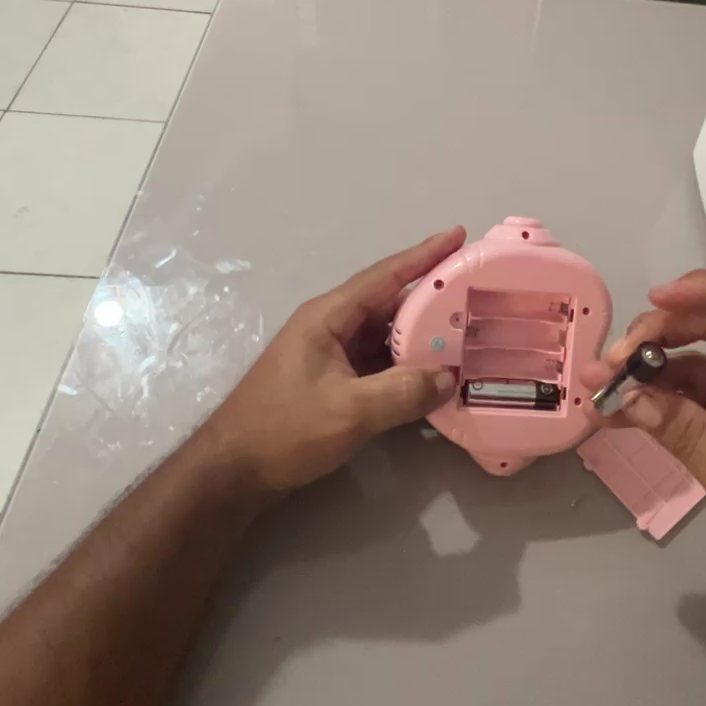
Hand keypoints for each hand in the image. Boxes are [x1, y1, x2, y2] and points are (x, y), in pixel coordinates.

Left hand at [199, 228, 464, 495]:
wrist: (233, 471)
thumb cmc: (283, 429)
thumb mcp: (349, 411)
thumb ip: (402, 392)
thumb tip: (449, 378)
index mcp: (329, 316)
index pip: (385, 276)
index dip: (423, 254)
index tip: (457, 234)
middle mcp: (330, 326)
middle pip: (389, 302)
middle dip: (430, 294)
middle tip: (473, 288)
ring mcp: (330, 353)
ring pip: (385, 333)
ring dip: (420, 332)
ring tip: (463, 329)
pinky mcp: (332, 380)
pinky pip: (378, 359)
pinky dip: (405, 362)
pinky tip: (432, 372)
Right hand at [583, 269, 705, 629]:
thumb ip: (689, 436)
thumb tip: (629, 395)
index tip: (656, 301)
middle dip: (663, 332)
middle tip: (614, 361)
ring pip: (699, 358)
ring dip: (651, 368)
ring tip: (601, 385)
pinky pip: (694, 397)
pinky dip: (658, 400)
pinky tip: (619, 412)